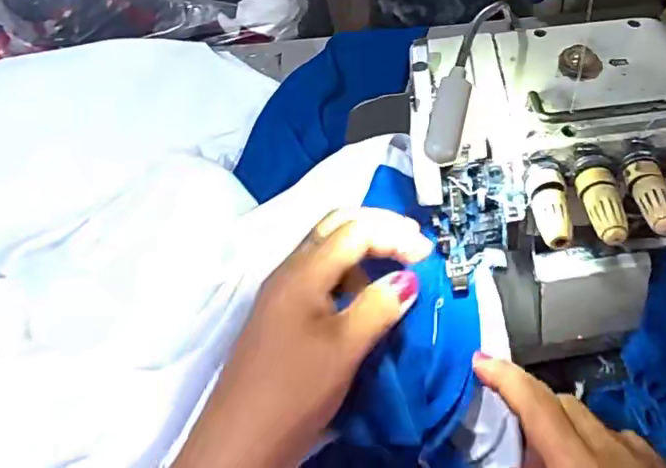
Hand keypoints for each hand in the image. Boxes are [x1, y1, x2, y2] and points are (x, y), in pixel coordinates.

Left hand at [173, 208, 433, 467]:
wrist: (238, 439)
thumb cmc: (294, 390)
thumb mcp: (344, 350)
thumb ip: (377, 308)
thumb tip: (408, 278)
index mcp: (303, 269)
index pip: (354, 229)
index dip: (393, 234)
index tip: (427, 253)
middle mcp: (289, 268)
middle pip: (336, 226)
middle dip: (376, 226)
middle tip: (412, 242)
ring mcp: (281, 288)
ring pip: (326, 248)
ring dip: (361, 249)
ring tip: (394, 271)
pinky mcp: (280, 311)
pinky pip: (318, 273)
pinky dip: (347, 273)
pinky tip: (362, 296)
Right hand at [474, 354, 665, 467]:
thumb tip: (513, 457)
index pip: (538, 404)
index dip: (505, 377)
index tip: (478, 361)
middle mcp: (616, 456)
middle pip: (563, 404)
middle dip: (531, 407)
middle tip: (513, 438)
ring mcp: (648, 464)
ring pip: (595, 424)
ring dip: (566, 429)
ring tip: (555, 461)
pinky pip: (627, 445)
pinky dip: (602, 448)